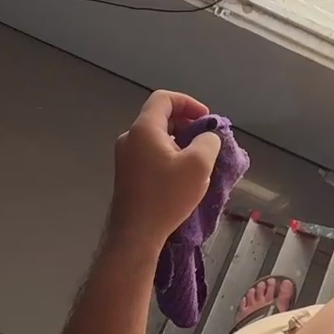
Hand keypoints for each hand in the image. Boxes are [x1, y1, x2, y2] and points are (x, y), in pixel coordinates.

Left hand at [105, 90, 221, 252]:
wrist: (136, 235)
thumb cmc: (167, 196)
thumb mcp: (199, 164)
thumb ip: (208, 141)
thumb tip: (206, 138)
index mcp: (144, 129)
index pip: (164, 98)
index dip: (188, 102)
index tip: (206, 119)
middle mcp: (130, 138)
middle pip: (160, 116)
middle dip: (187, 123)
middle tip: (206, 140)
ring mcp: (125, 157)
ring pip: (157, 136)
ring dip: (180, 140)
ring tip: (198, 159)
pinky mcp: (127, 174)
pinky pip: (151, 152)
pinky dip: (169, 153)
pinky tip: (182, 174)